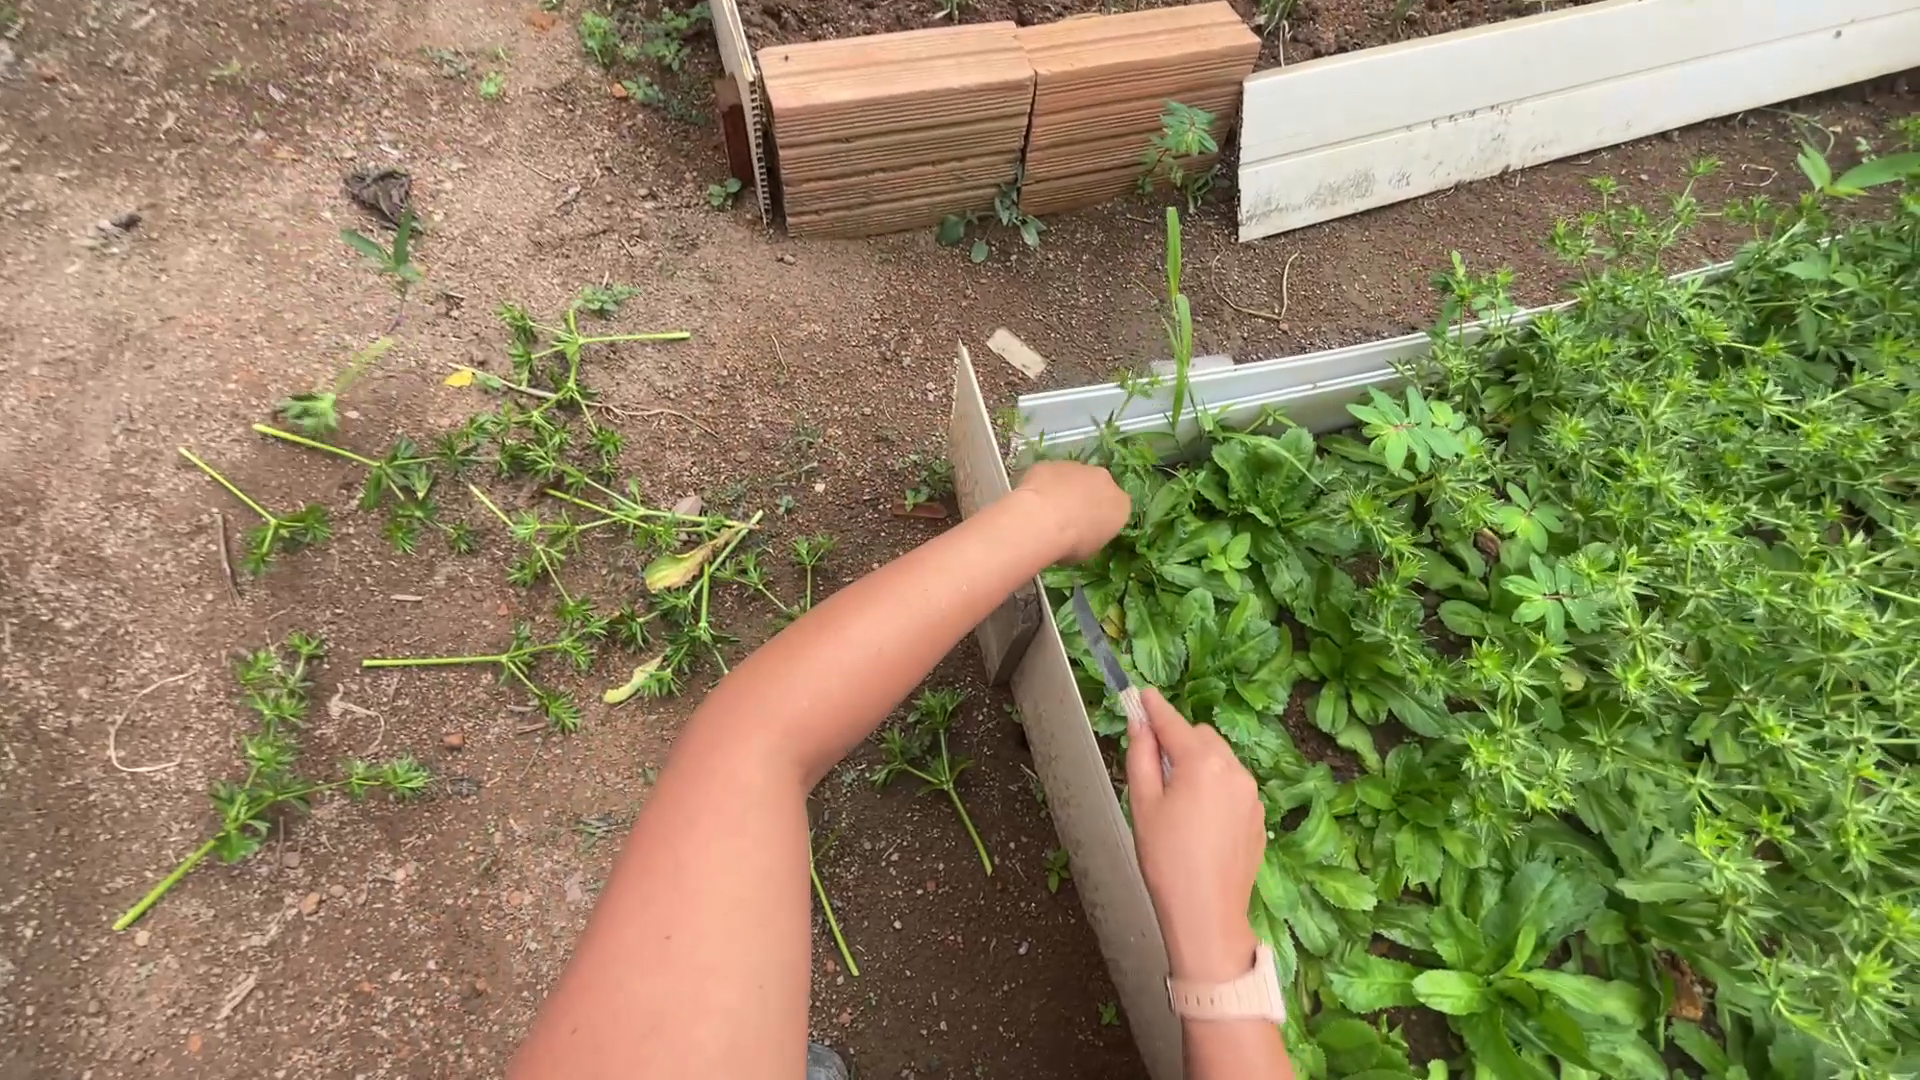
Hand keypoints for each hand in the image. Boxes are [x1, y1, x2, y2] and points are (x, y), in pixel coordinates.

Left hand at [1013, 461, 1129, 561]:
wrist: (1043, 520)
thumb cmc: (1072, 543)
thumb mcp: (1090, 550)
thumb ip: (1092, 535)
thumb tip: (1082, 533)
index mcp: (1120, 504)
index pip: (1115, 508)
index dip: (1100, 518)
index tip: (1087, 529)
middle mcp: (1103, 480)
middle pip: (1096, 487)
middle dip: (1084, 498)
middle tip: (1067, 517)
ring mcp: (1076, 467)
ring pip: (1071, 477)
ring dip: (1062, 489)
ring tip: (1045, 510)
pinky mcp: (1050, 463)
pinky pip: (1047, 475)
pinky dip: (1041, 485)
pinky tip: (1031, 501)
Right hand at [1127, 689, 1264, 981]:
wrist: (1207, 914)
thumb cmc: (1165, 857)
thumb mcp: (1142, 802)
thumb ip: (1141, 754)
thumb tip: (1140, 722)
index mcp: (1202, 762)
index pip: (1173, 722)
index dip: (1154, 707)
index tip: (1141, 693)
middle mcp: (1234, 770)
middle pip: (1201, 736)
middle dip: (1178, 741)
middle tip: (1154, 767)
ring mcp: (1252, 794)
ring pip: (1220, 759)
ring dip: (1198, 763)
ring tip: (1177, 798)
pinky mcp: (1258, 817)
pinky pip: (1233, 786)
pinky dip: (1214, 787)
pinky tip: (1199, 819)